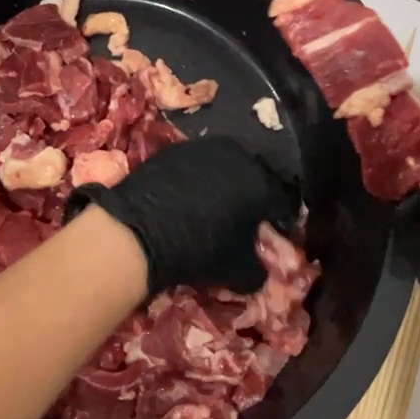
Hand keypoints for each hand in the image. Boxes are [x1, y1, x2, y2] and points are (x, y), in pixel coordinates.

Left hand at [68, 137, 295, 294]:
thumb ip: (258, 269)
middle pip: (250, 175)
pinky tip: (186, 198)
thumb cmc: (202, 249)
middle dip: (249, 194)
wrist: (142, 229)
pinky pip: (193, 165)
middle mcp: (235, 155)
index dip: (276, 220)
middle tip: (242, 217)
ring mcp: (201, 147)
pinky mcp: (173, 148)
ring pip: (222, 165)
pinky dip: (195, 179)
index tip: (272, 233)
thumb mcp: (239, 272)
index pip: (277, 202)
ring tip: (213, 207)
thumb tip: (260, 269)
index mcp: (259, 181)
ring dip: (222, 183)